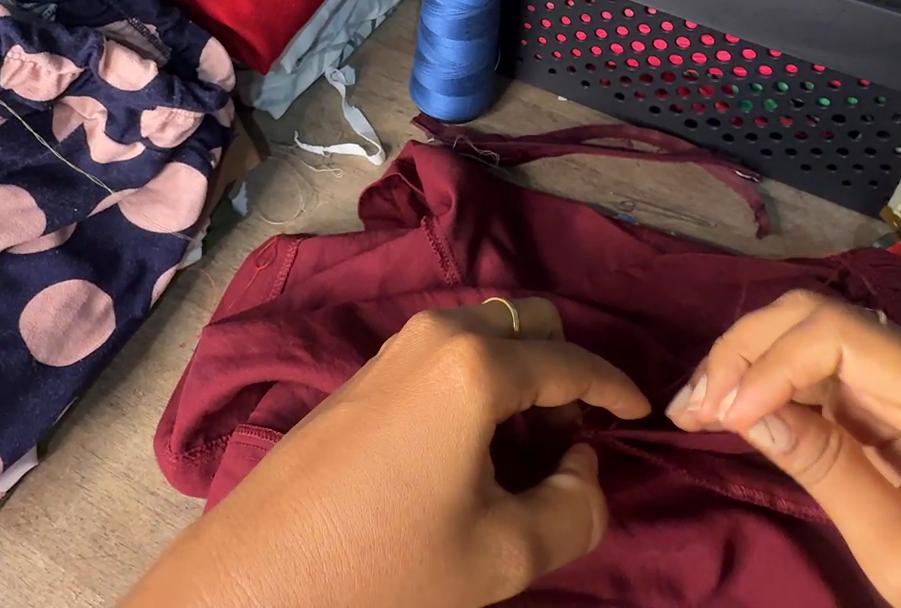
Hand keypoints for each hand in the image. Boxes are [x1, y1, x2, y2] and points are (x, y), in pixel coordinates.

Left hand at [124, 299, 651, 607]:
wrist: (257, 578)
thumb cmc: (388, 563)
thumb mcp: (504, 554)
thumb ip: (575, 507)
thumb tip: (583, 465)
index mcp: (475, 362)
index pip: (570, 359)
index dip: (615, 386)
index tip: (643, 412)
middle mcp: (436, 332)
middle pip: (528, 323)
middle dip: (565, 368)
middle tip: (576, 436)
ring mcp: (395, 344)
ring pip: (485, 333)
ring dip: (520, 372)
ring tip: (528, 446)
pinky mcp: (368, 368)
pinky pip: (446, 352)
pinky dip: (480, 378)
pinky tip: (476, 440)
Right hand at [666, 290, 900, 607]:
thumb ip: (827, 470)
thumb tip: (743, 410)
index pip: (842, 335)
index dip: (771, 363)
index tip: (724, 416)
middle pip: (817, 317)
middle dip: (745, 352)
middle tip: (691, 406)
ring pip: (806, 333)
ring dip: (744, 363)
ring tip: (693, 407)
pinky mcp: (892, 393)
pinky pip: (815, 368)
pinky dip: (764, 383)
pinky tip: (726, 408)